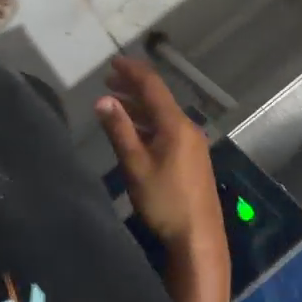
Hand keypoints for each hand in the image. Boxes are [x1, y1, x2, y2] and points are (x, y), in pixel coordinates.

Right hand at [96, 56, 225, 254]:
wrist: (198, 239)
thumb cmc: (164, 201)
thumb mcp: (135, 165)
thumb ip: (119, 130)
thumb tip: (102, 99)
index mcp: (175, 125)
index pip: (152, 86)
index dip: (132, 71)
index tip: (112, 62)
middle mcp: (187, 128)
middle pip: (158, 98)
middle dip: (133, 87)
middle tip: (108, 81)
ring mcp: (193, 144)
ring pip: (162, 115)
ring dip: (139, 107)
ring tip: (116, 104)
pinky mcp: (192, 159)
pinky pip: (168, 129)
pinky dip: (149, 123)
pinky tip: (135, 131)